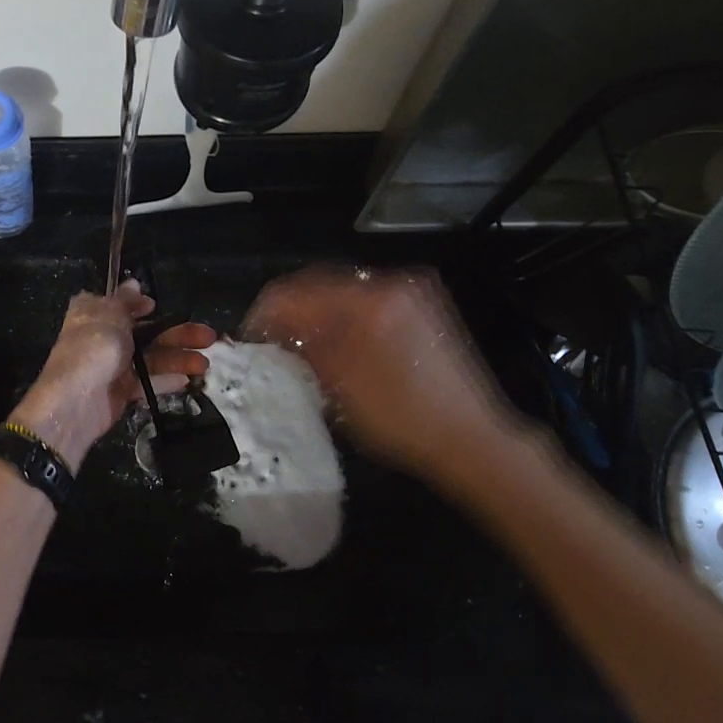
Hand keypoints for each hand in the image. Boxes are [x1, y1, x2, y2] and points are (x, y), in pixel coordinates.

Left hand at [9, 279, 216, 468]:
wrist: (76, 400)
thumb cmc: (94, 347)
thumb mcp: (111, 313)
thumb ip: (126, 300)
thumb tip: (133, 283)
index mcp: (94, 313)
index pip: (120, 304)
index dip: (141, 305)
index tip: (158, 306)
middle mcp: (103, 337)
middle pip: (146, 332)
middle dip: (177, 334)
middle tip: (209, 337)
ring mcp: (113, 366)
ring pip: (151, 358)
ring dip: (178, 359)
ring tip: (205, 364)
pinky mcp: (121, 391)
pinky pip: (147, 383)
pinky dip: (165, 381)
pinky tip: (188, 380)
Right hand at [243, 267, 526, 486]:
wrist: (470, 439)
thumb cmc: (400, 419)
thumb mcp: (337, 386)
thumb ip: (301, 345)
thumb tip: (272, 326)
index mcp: (367, 300)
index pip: (296, 290)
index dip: (266, 312)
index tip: (251, 337)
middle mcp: (391, 284)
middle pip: (320, 283)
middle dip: (291, 309)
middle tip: (272, 339)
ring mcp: (412, 293)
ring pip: (344, 291)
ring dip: (318, 313)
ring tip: (303, 344)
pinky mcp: (424, 308)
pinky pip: (369, 301)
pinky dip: (345, 317)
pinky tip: (338, 344)